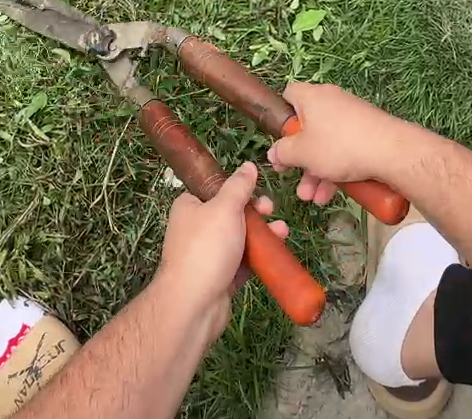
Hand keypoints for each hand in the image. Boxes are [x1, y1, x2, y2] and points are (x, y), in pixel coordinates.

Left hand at [153, 161, 287, 338]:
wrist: (194, 305)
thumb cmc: (206, 248)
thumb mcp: (225, 207)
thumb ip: (239, 186)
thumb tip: (248, 165)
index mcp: (189, 207)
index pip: (215, 190)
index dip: (237, 189)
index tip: (256, 190)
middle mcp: (196, 229)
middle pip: (231, 214)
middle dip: (255, 212)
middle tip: (270, 210)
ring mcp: (208, 256)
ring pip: (240, 238)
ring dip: (262, 234)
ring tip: (282, 232)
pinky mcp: (220, 278)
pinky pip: (243, 262)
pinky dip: (259, 257)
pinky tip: (276, 253)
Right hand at [266, 82, 424, 205]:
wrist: (392, 151)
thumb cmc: (339, 146)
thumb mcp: (302, 152)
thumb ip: (282, 153)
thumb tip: (273, 153)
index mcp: (311, 96)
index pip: (288, 96)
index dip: (282, 118)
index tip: (281, 140)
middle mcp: (330, 101)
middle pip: (307, 127)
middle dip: (300, 159)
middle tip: (295, 179)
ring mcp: (350, 116)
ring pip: (325, 143)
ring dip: (317, 172)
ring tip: (314, 199)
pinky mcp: (366, 131)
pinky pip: (343, 148)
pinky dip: (336, 169)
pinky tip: (332, 194)